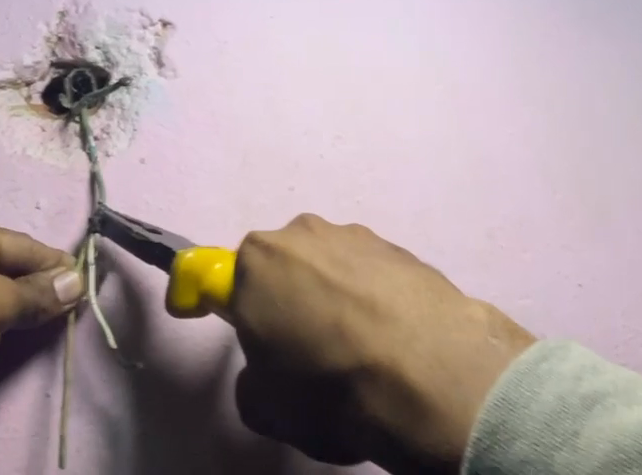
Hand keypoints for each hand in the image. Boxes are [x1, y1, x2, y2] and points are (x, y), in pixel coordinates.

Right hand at [226, 215, 534, 474]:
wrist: (433, 375)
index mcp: (255, 263)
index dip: (209, 300)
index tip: (214, 316)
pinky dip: (370, 298)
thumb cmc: (331, 390)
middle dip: (282, 301)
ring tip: (357, 351)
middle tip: (301, 353)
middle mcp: (299, 234)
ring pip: (325, 267)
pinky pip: (368, 273)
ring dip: (329, 296)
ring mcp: (353, 235)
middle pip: (276, 268)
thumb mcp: (268, 407)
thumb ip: (253, 378)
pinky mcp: (399, 246)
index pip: (209, 275)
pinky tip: (389, 340)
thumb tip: (268, 368)